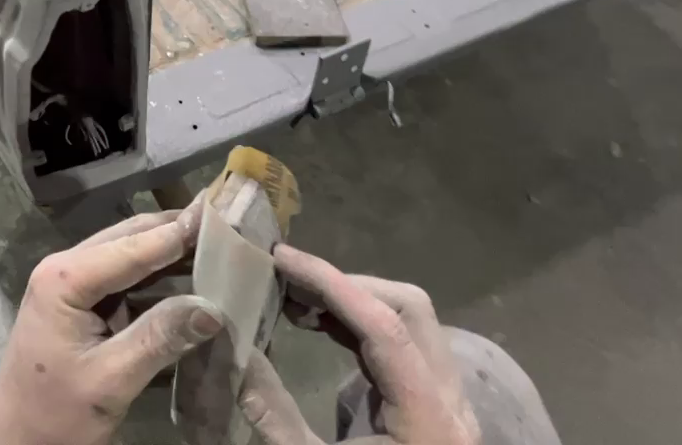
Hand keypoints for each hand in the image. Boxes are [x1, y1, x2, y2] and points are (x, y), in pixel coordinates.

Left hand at [0, 207, 225, 444]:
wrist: (15, 442)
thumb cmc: (55, 414)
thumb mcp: (109, 381)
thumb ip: (158, 339)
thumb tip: (212, 308)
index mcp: (64, 277)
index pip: (130, 247)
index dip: (175, 232)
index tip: (218, 214)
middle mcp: (66, 267)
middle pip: (129, 239)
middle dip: (174, 231)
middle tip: (223, 221)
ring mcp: (72, 284)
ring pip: (128, 255)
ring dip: (168, 252)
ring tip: (216, 243)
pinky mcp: (82, 304)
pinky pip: (125, 280)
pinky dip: (157, 277)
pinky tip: (190, 278)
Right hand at [237, 246, 476, 444]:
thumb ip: (272, 414)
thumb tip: (231, 348)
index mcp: (430, 423)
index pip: (385, 326)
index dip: (329, 283)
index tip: (278, 259)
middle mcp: (451, 404)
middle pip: (408, 308)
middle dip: (343, 283)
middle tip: (284, 280)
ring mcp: (449, 405)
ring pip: (409, 318)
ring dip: (350, 297)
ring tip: (292, 299)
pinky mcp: (435, 408)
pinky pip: (401, 341)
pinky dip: (356, 320)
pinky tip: (315, 324)